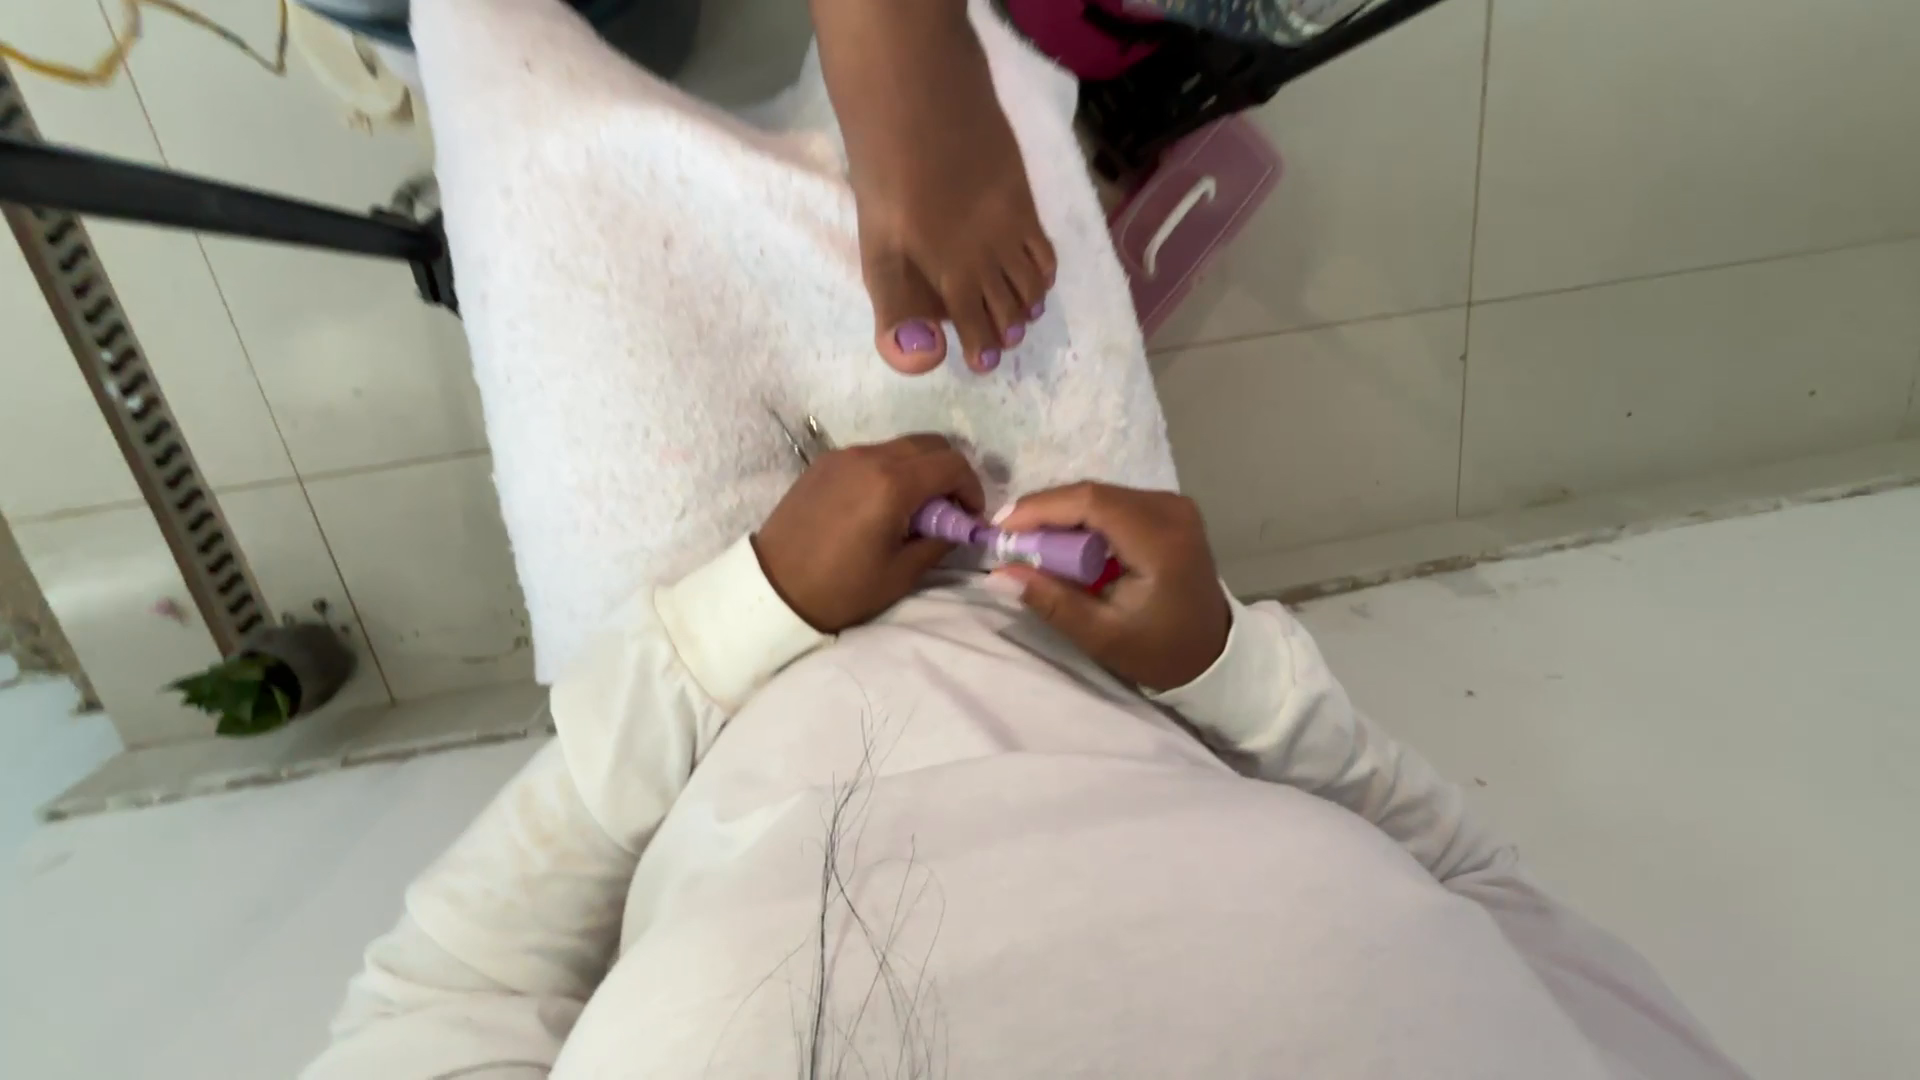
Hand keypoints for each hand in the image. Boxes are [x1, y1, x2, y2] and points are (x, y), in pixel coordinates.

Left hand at [754, 434, 983, 632]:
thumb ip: (939, 541)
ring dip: (920, 470)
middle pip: (930, 444)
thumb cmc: (840, 588)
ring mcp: (843, 455)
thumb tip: (958, 527)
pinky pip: (873, 454)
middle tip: (948, 510)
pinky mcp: (824, 462)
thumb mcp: (901, 573)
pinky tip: (883, 504)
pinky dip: (891, 470)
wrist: (772, 589)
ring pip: (901, 446)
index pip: (952, 464)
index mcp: (891, 484)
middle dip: (949, 472)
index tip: (969, 516)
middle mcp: (869, 456)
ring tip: (914, 510)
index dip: (972, 488)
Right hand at [992, 483, 1230, 691]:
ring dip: (1061, 513)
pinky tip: (1062, 539)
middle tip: (1008, 537)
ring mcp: (1173, 505)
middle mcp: (1171, 510)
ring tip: (1028, 540)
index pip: (1092, 502)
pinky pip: (1114, 501)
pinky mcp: (1169, 510)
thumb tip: (999, 575)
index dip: (1041, 508)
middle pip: (1093, 493)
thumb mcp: (1102, 635)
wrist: (1214, 654)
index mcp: (1161, 541)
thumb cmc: (1160, 651)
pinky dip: (1082, 517)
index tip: (1001, 528)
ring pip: (1100, 494)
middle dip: (1045, 511)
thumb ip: (1052, 601)